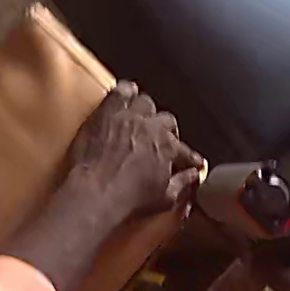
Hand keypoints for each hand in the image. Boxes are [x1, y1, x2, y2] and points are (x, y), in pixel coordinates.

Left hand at [64, 82, 205, 222]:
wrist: (95, 192)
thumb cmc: (129, 198)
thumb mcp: (164, 198)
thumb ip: (182, 184)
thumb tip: (194, 175)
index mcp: (168, 147)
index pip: (184, 150)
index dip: (188, 157)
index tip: (191, 161)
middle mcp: (152, 127)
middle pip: (166, 121)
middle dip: (165, 131)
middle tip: (160, 140)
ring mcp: (129, 116)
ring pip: (146, 102)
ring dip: (146, 111)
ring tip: (142, 118)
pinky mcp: (107, 111)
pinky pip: (121, 91)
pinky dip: (125, 91)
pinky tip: (126, 94)